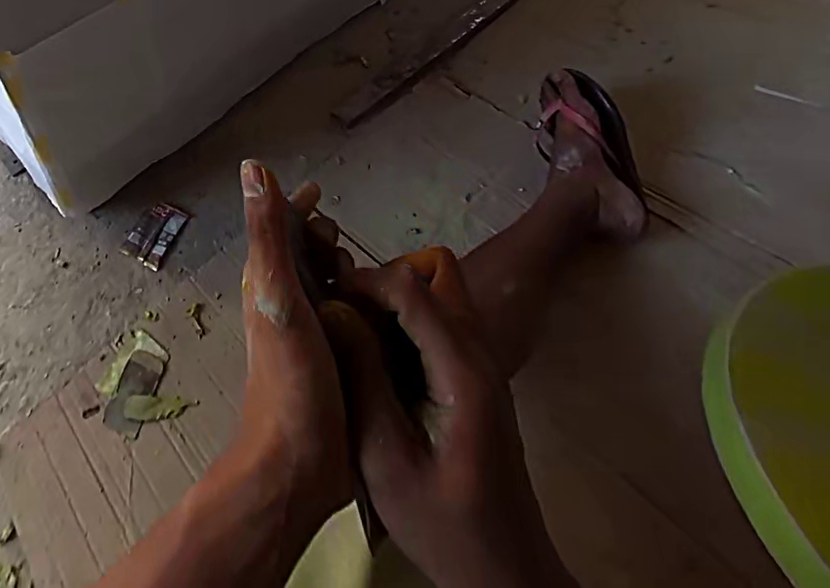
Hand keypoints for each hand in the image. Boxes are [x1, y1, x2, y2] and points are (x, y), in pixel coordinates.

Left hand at [230, 159, 354, 533]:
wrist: (299, 460)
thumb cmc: (289, 375)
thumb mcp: (277, 294)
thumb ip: (266, 232)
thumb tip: (251, 167)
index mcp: (266, 281)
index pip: (277, 230)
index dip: (293, 207)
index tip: (317, 192)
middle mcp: (280, 300)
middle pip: (298, 254)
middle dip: (316, 235)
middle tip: (337, 229)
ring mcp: (302, 331)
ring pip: (319, 283)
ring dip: (335, 266)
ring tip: (356, 262)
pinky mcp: (327, 357)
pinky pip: (339, 313)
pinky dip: (353, 299)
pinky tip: (375, 307)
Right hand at [323, 259, 574, 587]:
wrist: (504, 573)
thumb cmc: (442, 523)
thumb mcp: (385, 458)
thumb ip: (361, 376)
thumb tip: (333, 310)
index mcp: (462, 372)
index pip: (411, 286)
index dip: (362, 281)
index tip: (325, 302)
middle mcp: (480, 354)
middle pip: (435, 271)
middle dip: (382, 279)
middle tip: (344, 313)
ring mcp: (482, 362)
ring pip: (439, 288)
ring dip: (394, 294)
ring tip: (354, 328)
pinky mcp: (473, 374)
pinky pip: (437, 316)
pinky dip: (403, 315)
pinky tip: (374, 352)